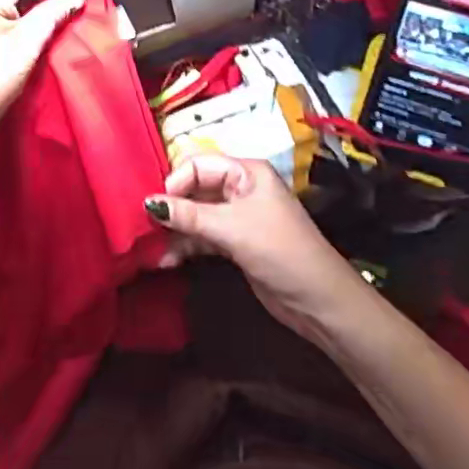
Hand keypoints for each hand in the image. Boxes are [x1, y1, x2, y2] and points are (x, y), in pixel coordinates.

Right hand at [145, 156, 371, 337]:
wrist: (322, 304)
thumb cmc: (281, 252)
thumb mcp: (231, 230)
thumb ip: (188, 215)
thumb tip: (148, 202)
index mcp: (246, 172)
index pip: (198, 164)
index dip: (175, 182)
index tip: (156, 206)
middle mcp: (240, 188)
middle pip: (194, 189)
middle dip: (171, 207)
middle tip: (147, 225)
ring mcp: (237, 216)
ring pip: (196, 214)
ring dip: (175, 231)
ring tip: (153, 249)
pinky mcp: (235, 242)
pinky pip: (202, 236)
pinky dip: (186, 246)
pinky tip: (167, 260)